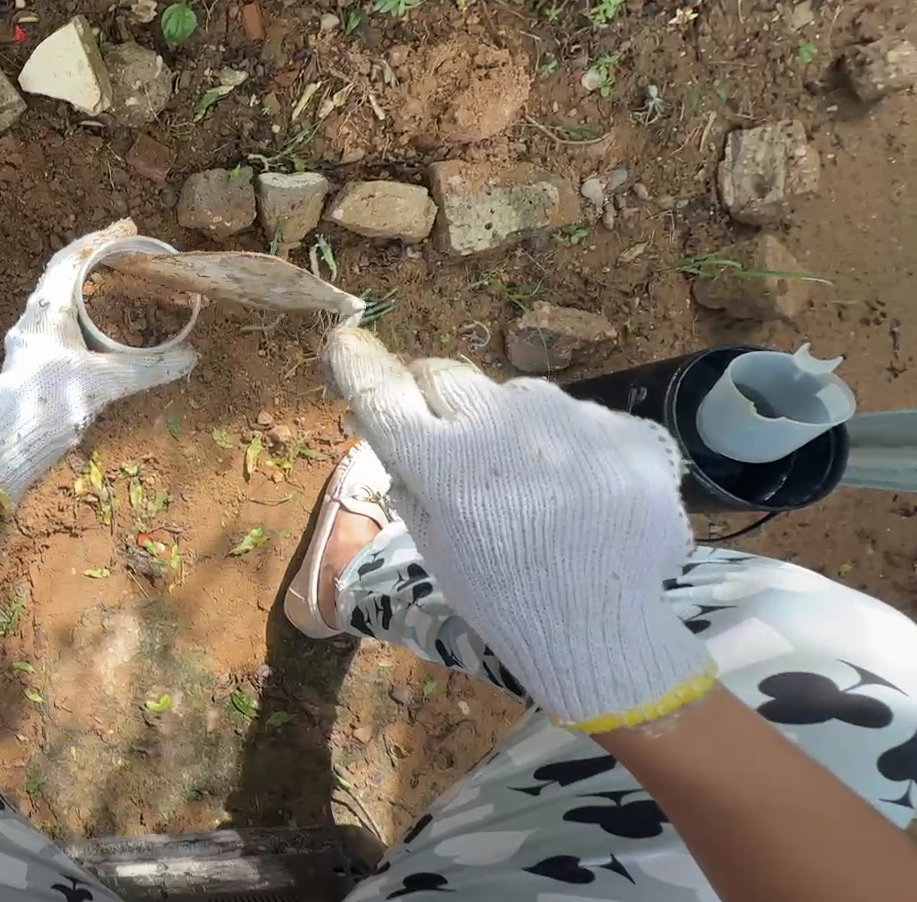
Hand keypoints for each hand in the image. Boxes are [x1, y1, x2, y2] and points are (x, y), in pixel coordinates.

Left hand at [0, 221, 197, 507]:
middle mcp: (32, 318)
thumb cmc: (53, 403)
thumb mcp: (107, 382)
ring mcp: (27, 339)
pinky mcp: (29, 359)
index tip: (125, 229)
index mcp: (46, 310)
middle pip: (61, 274)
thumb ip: (151, 368)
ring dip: (83, 287)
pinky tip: (96, 330)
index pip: (70, 257)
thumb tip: (192, 356)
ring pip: (56, 299)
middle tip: (124, 256)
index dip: (98, 238)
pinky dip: (78, 313)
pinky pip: (55, 321)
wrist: (11, 445)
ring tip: (115, 287)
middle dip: (93, 259)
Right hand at [323, 327, 715, 732]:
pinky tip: (574, 485)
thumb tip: (381, 418)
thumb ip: (404, 467)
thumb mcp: (424, 531)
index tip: (342, 343)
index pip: (381, 389)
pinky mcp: (630, 432)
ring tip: (526, 475)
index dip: (355, 362)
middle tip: (445, 434)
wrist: (601, 629)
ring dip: (503, 419)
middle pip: (443, 374)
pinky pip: (575, 415)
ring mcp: (574, 424)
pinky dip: (563, 440)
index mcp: (442, 462)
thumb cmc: (492, 588)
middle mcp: (502, 427)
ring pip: (514, 392)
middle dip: (432, 395)